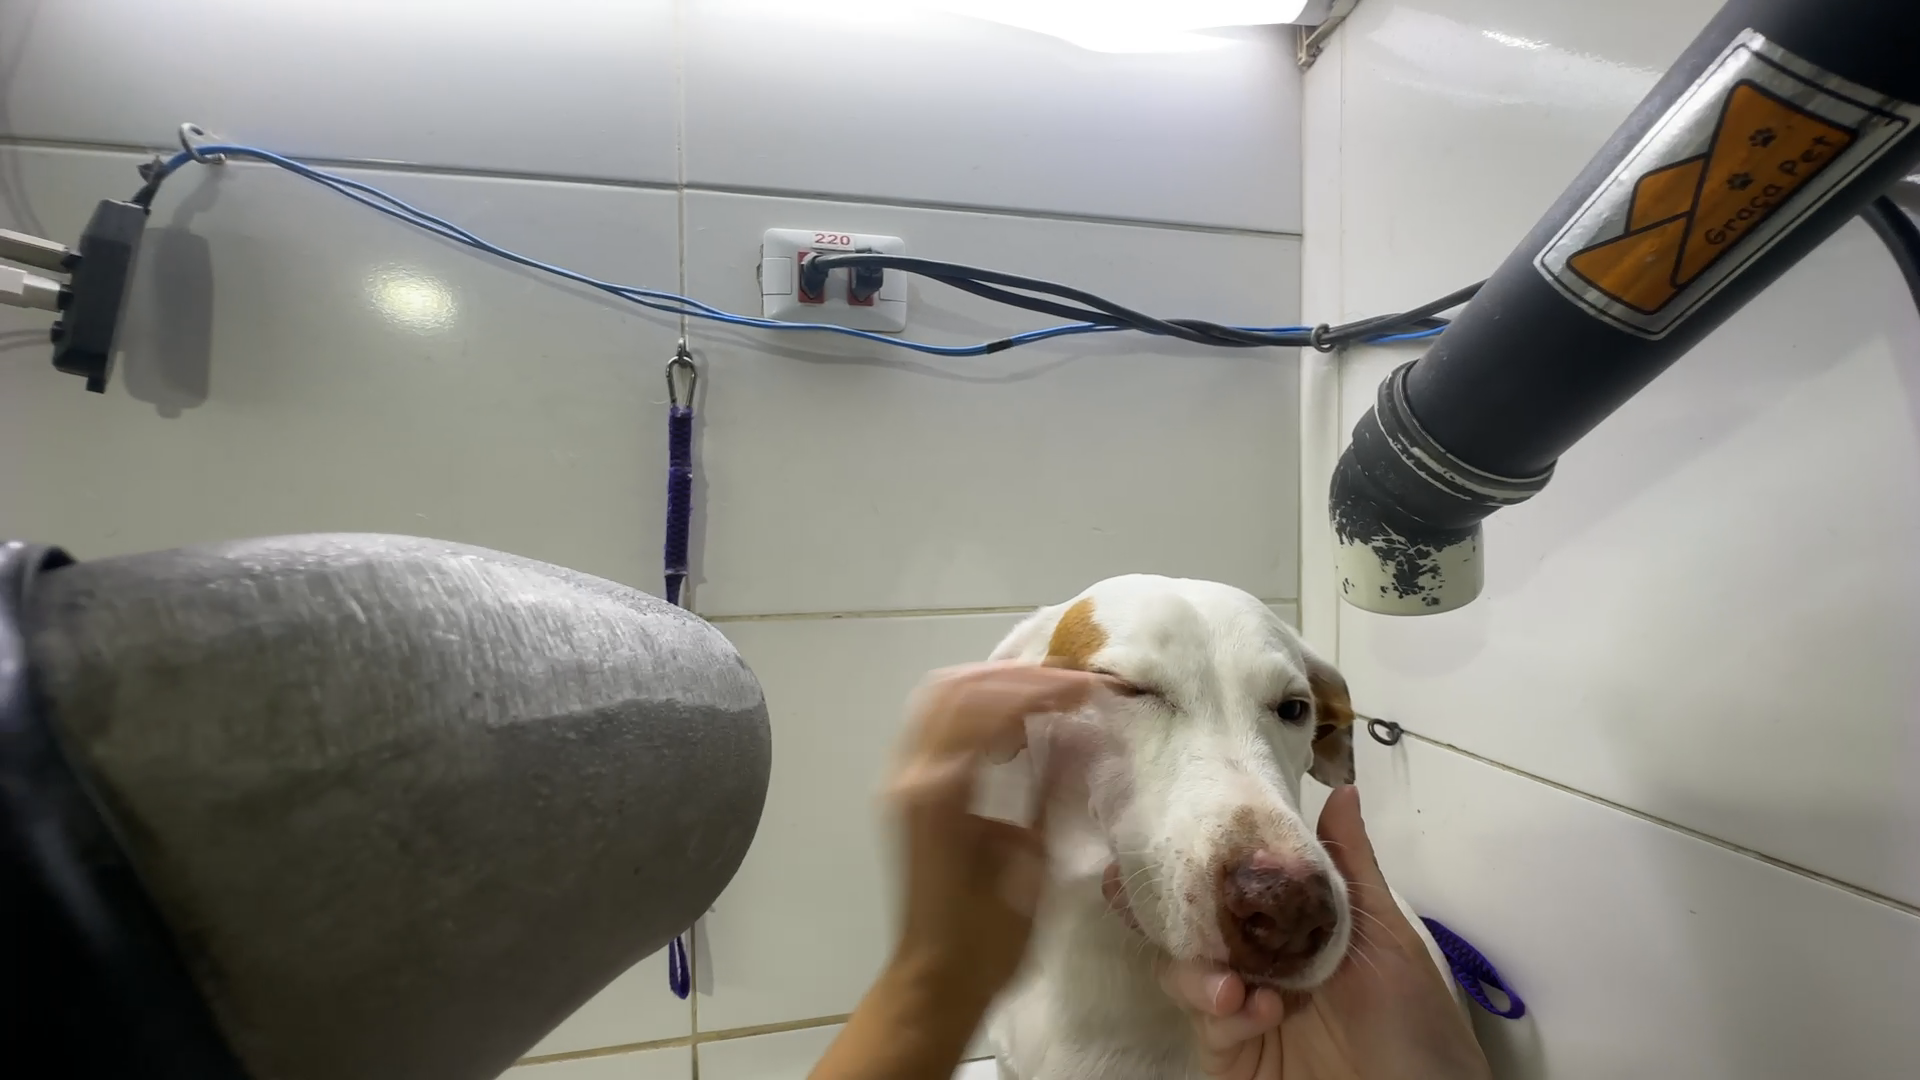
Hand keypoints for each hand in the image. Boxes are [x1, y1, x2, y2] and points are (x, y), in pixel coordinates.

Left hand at [885, 662, 1115, 1005]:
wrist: (934, 980)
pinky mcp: (906, 785)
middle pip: (957, 687)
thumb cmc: (987, 939)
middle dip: (1017, 676)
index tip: (1088, 689)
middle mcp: (911, 773)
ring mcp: (901, 776)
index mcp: (941, 794)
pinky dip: (974, 705)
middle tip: (1068, 684)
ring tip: (1044, 693)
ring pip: (940, 695)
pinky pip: (935, 720)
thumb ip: (1054, 789)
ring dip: (993, 683)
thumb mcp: (1033, 866)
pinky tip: (1010, 721)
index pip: (990, 710)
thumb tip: (1089, 733)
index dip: (1043, 691)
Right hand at [1161, 787, 1489, 1079]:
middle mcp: (1252, 960)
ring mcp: (1239, 1008)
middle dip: (1164, 909)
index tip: (1154, 834)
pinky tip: (1251, 1010)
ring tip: (1230, 984)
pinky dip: (1219, 1012)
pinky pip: (1204, 1022)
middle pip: (1186, 924)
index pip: (1222, 886)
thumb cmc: (1413, 1020)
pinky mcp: (1231, 1052)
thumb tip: (1343, 787)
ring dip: (1195, 970)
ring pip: (1180, 970)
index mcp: (1280, 925)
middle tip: (1144, 893)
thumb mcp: (1383, 935)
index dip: (1186, 863)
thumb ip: (1348, 865)